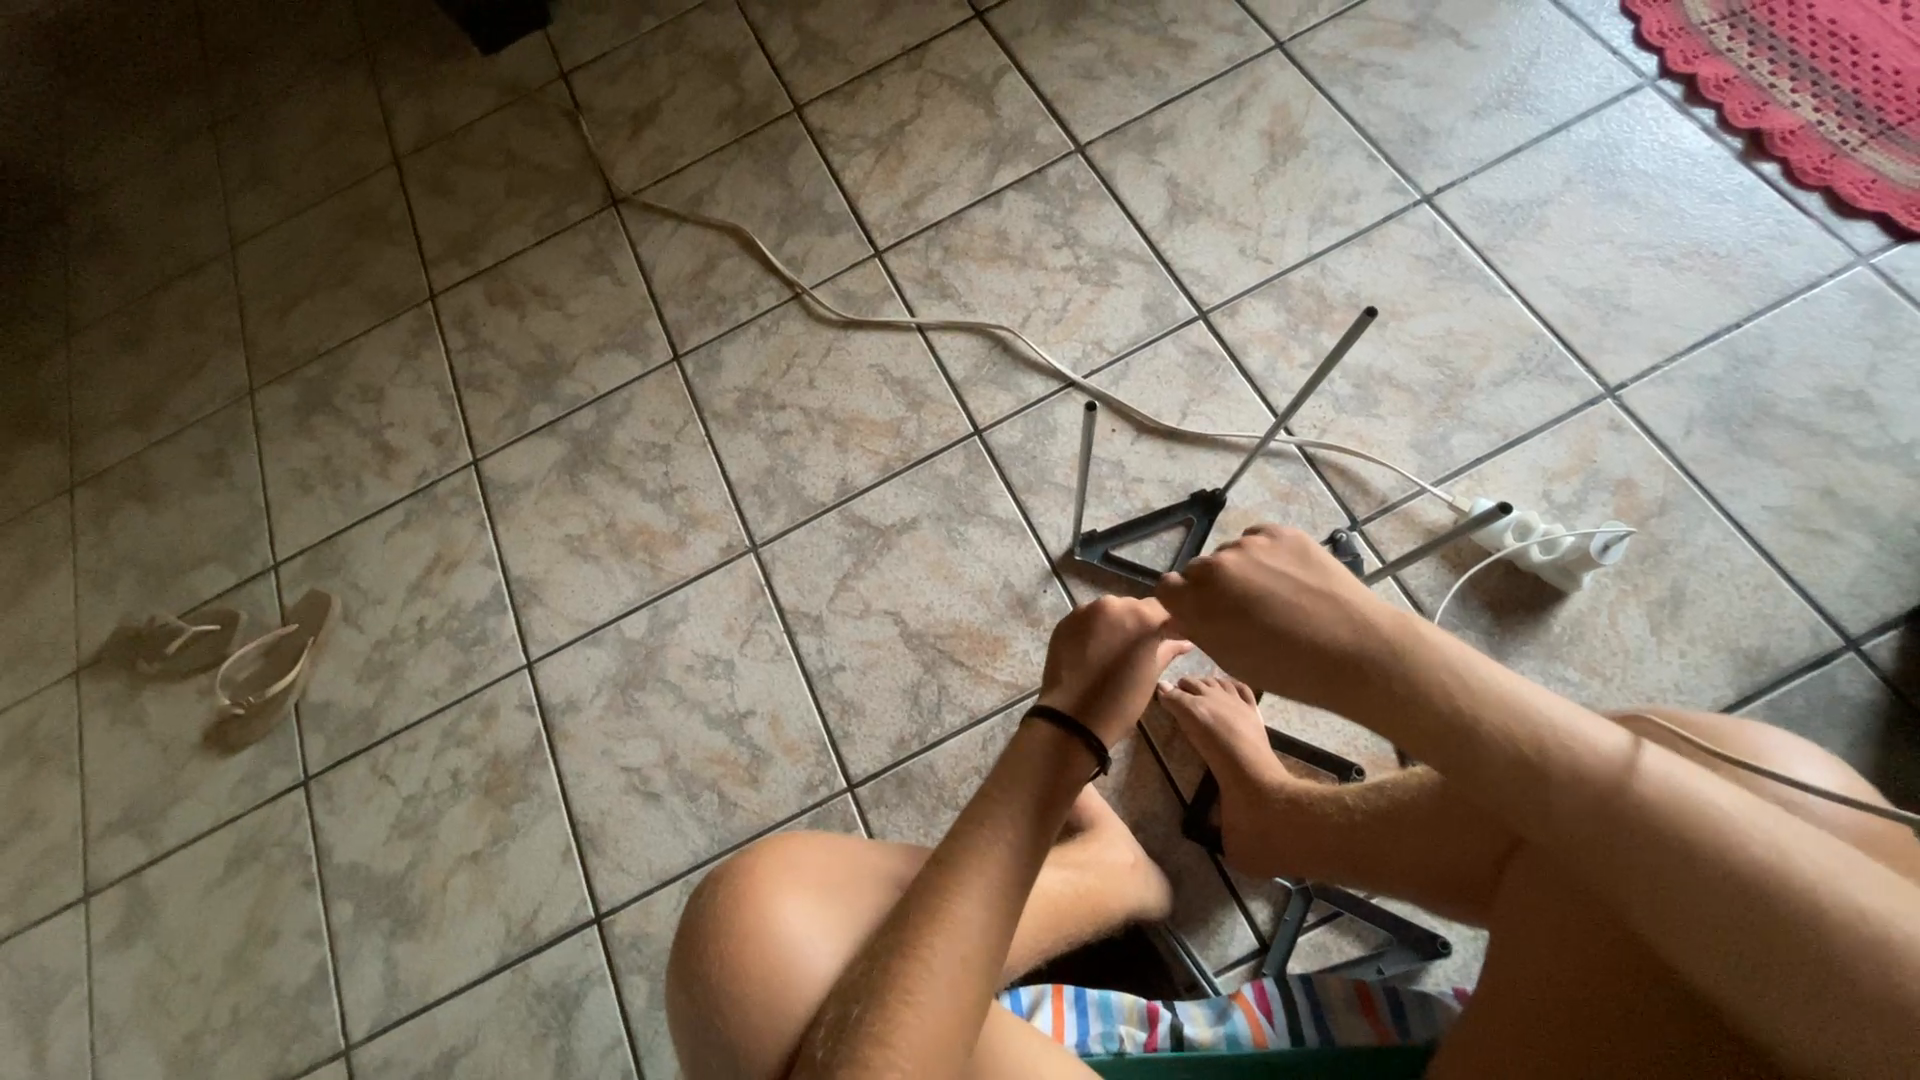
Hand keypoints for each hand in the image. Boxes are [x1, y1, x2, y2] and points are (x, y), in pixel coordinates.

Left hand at [1035, 596, 1191, 749]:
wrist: (1073, 717)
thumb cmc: (1121, 700)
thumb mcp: (1150, 674)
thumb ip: (1167, 650)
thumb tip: (1185, 641)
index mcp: (1141, 616)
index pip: (1162, 609)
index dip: (1167, 624)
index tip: (1168, 639)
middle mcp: (1112, 604)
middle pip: (1134, 607)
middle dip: (1140, 623)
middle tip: (1140, 648)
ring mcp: (1085, 611)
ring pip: (1109, 611)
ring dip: (1116, 625)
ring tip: (1115, 650)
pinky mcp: (1065, 621)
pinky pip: (1088, 619)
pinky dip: (1095, 630)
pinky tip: (1094, 651)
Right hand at [1154, 524, 1398, 712]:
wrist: (1355, 649)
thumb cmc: (1288, 668)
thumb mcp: (1230, 658)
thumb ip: (1198, 629)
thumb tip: (1181, 614)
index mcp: (1194, 602)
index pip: (1166, 586)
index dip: (1182, 600)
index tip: (1203, 612)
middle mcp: (1214, 567)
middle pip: (1199, 569)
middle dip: (1213, 585)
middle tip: (1244, 608)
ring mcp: (1249, 545)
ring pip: (1232, 554)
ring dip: (1242, 570)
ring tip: (1276, 594)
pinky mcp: (1281, 533)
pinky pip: (1259, 539)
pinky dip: (1267, 555)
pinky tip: (1290, 578)